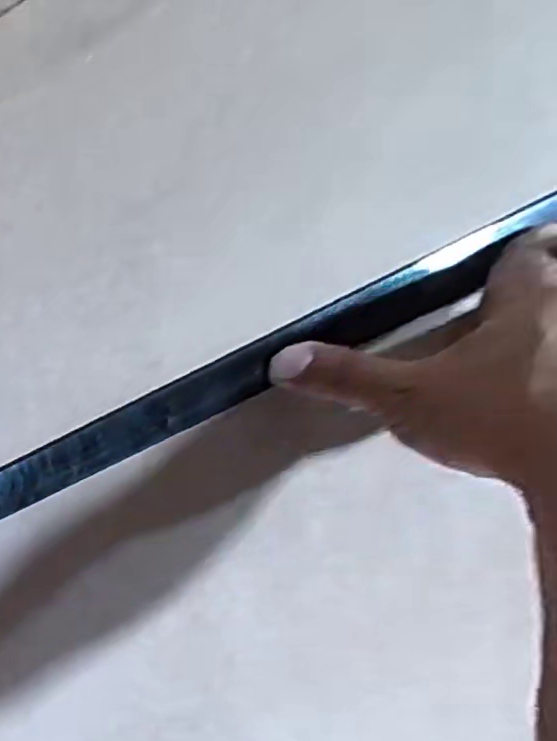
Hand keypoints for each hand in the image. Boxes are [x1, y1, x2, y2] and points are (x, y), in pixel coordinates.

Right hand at [268, 226, 556, 501]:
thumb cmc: (505, 416)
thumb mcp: (403, 398)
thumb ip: (346, 375)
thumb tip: (285, 359)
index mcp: (532, 304)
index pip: (527, 258)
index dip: (515, 251)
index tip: (514, 248)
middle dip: (545, 282)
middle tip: (529, 282)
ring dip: (544, 329)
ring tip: (523, 339)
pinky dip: (548, 371)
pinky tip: (534, 386)